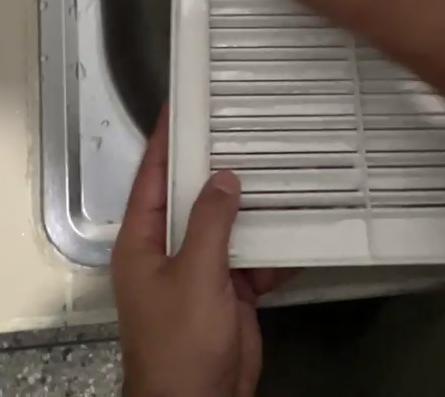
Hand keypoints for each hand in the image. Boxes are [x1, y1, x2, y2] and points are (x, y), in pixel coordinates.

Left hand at [113, 115, 290, 396]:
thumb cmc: (180, 340)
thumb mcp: (193, 275)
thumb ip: (210, 221)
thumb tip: (225, 177)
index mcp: (143, 240)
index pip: (151, 175)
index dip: (164, 138)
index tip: (178, 103)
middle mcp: (169, 247)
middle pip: (193, 195)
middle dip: (217, 165)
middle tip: (243, 125)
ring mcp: (201, 270)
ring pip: (228, 223)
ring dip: (252, 203)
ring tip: (279, 163)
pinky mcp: (230, 291)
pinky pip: (254, 255)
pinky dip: (275, 243)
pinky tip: (301, 222)